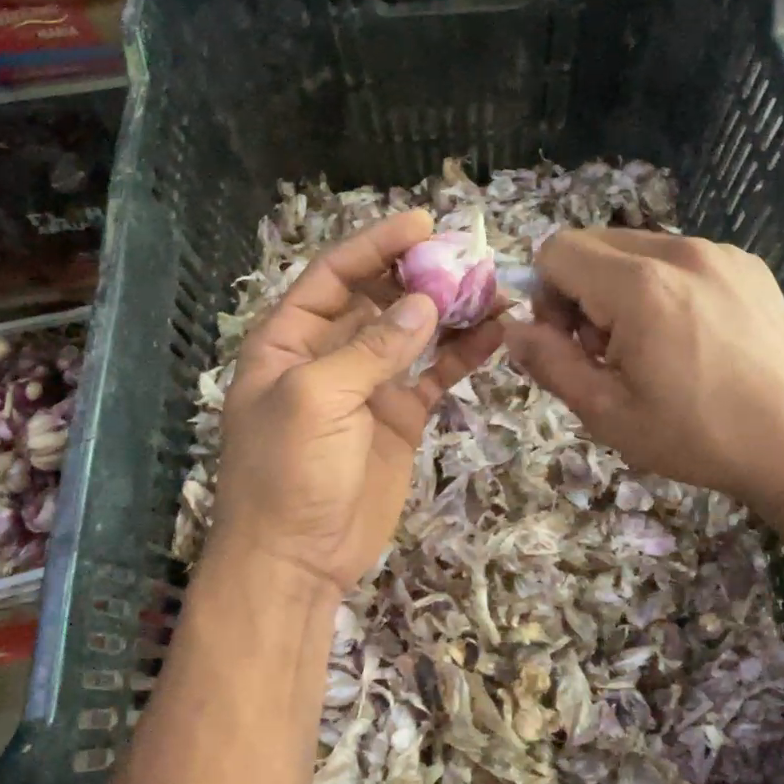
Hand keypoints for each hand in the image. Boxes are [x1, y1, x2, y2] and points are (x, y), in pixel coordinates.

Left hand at [212, 210, 503, 589]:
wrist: (296, 559)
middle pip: (379, 296)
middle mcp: (330, 352)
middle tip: (471, 257)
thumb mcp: (317, 400)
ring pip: (414, 332)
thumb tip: (425, 302)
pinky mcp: (400, 416)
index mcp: (290, 339)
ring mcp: (369, 384)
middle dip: (421, 274)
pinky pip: (435, 374)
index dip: (376, 244)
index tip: (424, 224)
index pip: (335, 274)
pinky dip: (464, 354)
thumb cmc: (287, 472)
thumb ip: (371, 348)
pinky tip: (496, 335)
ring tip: (494, 290)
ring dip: (451, 310)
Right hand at [503, 229, 783, 518]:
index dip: (546, 295)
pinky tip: (693, 339)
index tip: (571, 342)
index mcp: (640, 284)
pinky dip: (665, 287)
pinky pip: (681, 259)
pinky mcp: (749, 266)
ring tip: (655, 347)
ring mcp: (720, 253)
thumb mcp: (607, 413)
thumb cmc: (699, 435)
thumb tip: (513, 330)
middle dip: (582, 291)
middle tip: (609, 350)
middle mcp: (680, 251)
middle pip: (595, 243)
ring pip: (638, 250)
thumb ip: (548, 362)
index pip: (556, 250)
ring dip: (623, 289)